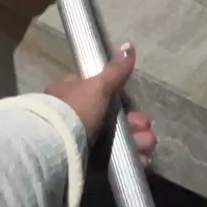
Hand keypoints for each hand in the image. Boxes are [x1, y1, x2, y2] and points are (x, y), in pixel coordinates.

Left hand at [44, 43, 158, 166]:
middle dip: (133, 123)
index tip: (137, 105)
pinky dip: (126, 158)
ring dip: (134, 141)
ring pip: (112, 138)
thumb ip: (114, 71)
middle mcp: (73, 114)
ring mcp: (77, 138)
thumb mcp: (97, 86)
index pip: (98, 90)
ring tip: (149, 147)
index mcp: (70, 91)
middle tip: (149, 131)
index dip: (119, 97)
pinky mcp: (83, 161)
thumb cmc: (76, 110)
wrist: (57, 150)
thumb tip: (128, 45)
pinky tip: (142, 162)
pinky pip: (109, 158)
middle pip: (108, 116)